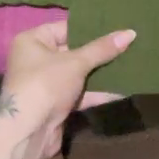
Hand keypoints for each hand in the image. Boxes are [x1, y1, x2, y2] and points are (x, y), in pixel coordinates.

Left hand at [0, 22, 134, 158]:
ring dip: (100, 73)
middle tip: (128, 45)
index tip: (116, 27)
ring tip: (130, 64)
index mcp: (32, 41)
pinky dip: (96, 92)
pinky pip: (79, 93)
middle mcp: (36, 59)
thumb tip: (130, 32)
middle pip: (72, 51)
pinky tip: (122, 89)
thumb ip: (102, 49)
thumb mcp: (75, 62)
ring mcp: (46, 83)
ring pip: (78, 74)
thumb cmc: (46, 84)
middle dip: (98, 52)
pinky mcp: (55, 103)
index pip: (64, 28)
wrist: (28, 132)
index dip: (89, 28)